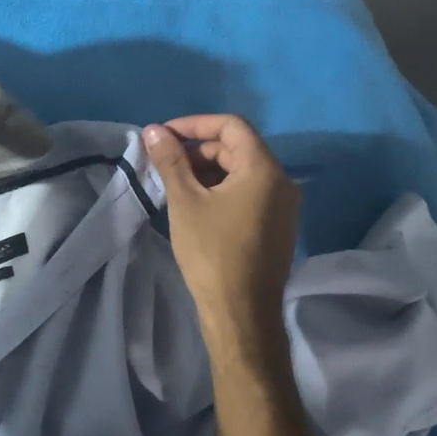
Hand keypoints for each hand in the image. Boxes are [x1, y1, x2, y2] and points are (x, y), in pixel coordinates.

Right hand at [142, 115, 300, 318]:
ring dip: (205, 170)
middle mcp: (281, 182)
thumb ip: (170, 161)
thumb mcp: (185, 201)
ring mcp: (282, 206)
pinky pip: (247, 192)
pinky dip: (219, 188)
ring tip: (172, 184)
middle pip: (236, 148)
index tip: (163, 136)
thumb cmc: (212, 252)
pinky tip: (193, 204)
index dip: (194, 124)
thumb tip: (154, 131)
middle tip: (162, 163)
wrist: (241, 311)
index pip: (231, 126)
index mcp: (264, 170)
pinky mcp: (276, 225)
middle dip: (197, 149)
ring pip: (240, 171)